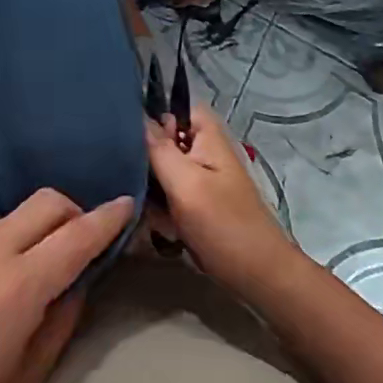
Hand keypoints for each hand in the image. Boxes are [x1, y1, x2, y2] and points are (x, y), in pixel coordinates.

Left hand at [0, 189, 133, 382]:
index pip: (77, 237)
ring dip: (39, 227)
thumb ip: (62, 319)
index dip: (108, 218)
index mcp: (15, 289)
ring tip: (38, 265)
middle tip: (84, 243)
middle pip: (48, 201)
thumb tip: (80, 278)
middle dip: (75, 212)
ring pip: (17, 212)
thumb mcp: (26, 378)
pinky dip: (8, 238)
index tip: (128, 203)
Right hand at [145, 103, 295, 292]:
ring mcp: (199, 178)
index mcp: (207, 134)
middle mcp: (203, 150)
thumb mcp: (185, 183)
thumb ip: (158, 148)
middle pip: (163, 138)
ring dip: (151, 188)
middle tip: (135, 180)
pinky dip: (160, 208)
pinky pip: (167, 195)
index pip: (174, 106)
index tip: (125, 132)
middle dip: (146, 157)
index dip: (151, 114)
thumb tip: (135, 115)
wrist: (258, 276)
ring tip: (148, 210)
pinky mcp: (195, 204)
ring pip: (161, 169)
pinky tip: (160, 227)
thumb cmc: (223, 224)